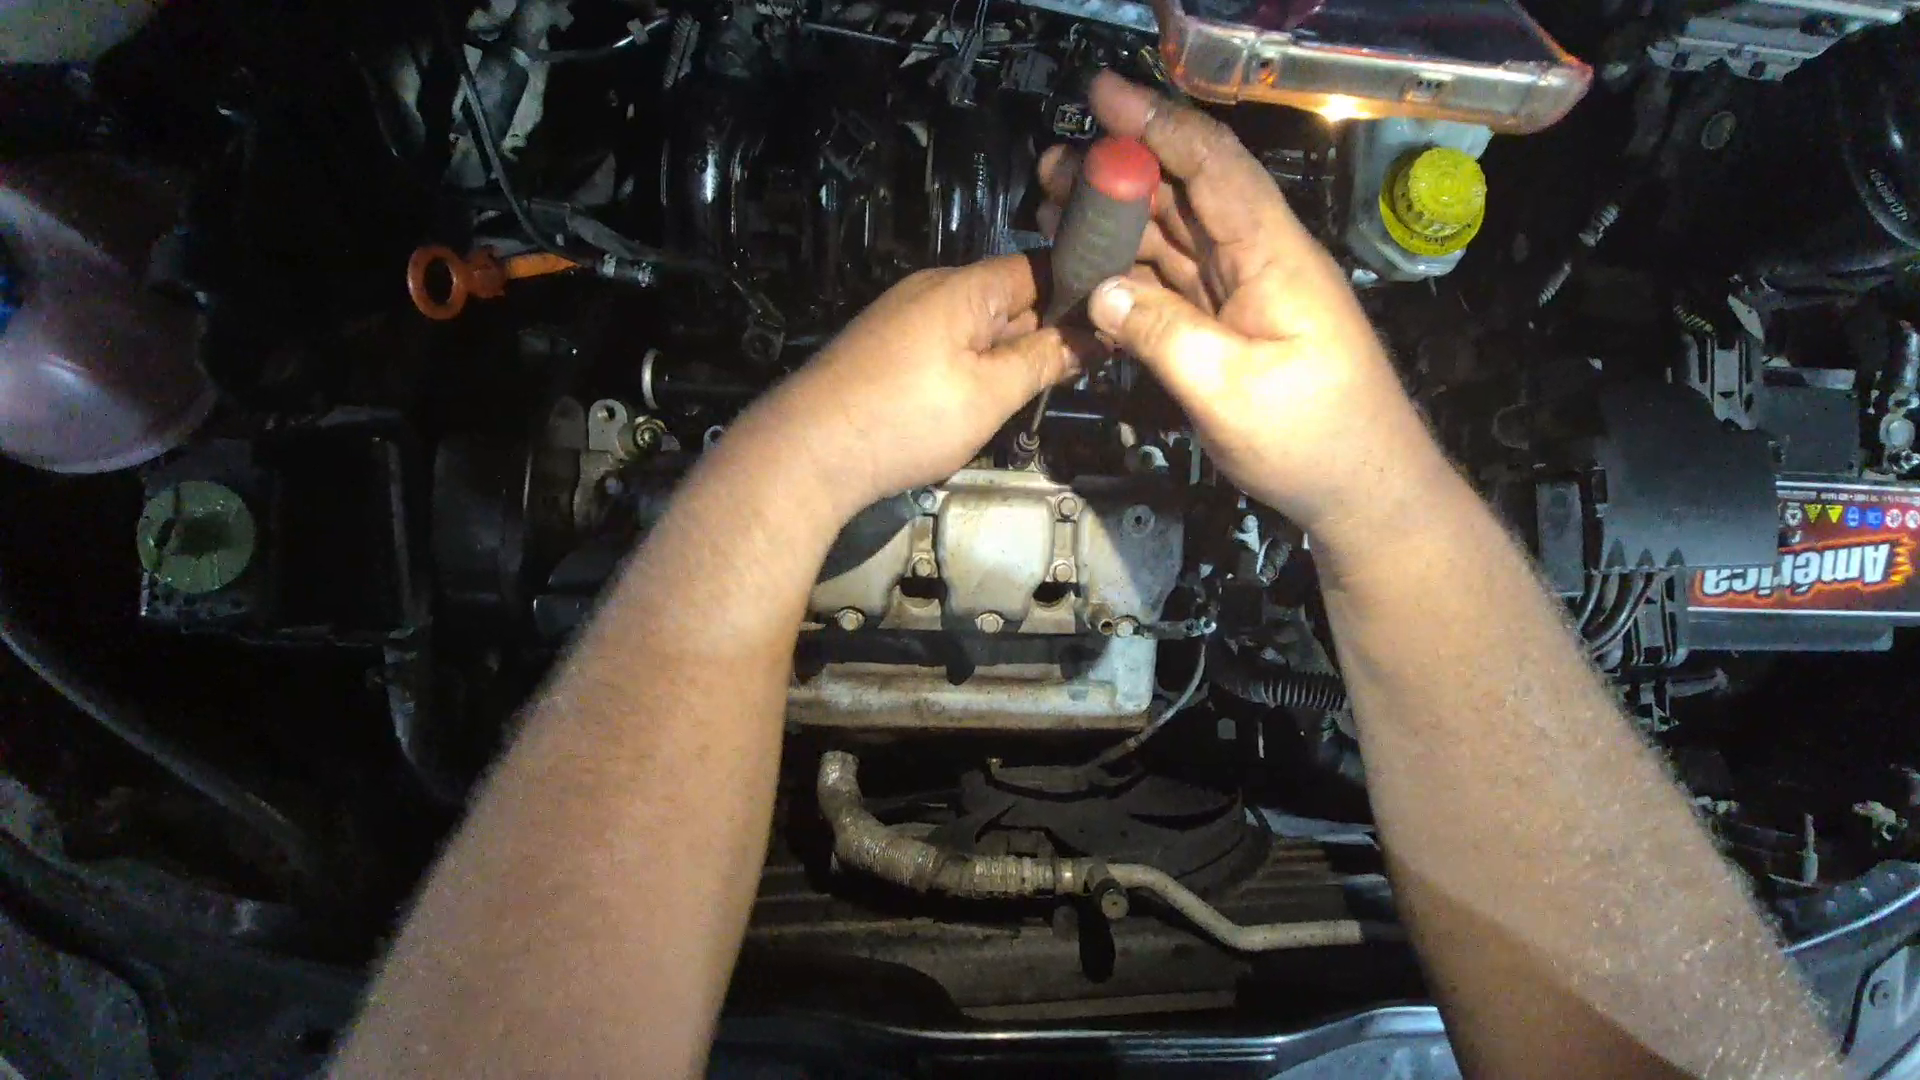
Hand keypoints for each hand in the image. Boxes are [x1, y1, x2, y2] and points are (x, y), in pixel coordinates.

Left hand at [744, 254, 1084, 517]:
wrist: (809, 451)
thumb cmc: (906, 418)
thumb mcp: (990, 393)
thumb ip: (1044, 359)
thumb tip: (1094, 334)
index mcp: (964, 287)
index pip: (1039, 268)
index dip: (1080, 289)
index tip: (1113, 320)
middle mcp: (932, 290)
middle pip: (1009, 297)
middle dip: (1046, 327)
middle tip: (1087, 365)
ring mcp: (904, 319)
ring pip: (977, 326)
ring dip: (1009, 351)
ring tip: (1042, 385)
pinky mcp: (886, 350)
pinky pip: (947, 346)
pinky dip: (974, 365)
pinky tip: (984, 398)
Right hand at [1037, 73, 1446, 542]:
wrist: (1358, 487)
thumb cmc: (1312, 437)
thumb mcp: (1232, 391)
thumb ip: (1165, 336)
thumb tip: (1101, 293)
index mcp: (1272, 256)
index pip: (1212, 168)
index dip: (1157, 125)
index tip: (1101, 97)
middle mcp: (1254, 261)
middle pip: (1182, 196)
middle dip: (1118, 175)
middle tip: (1052, 171)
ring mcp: (1238, 295)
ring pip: (1169, 240)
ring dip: (1115, 225)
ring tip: (1055, 215)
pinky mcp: (1224, 327)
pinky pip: (1168, 287)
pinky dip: (1127, 278)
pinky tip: (1088, 275)